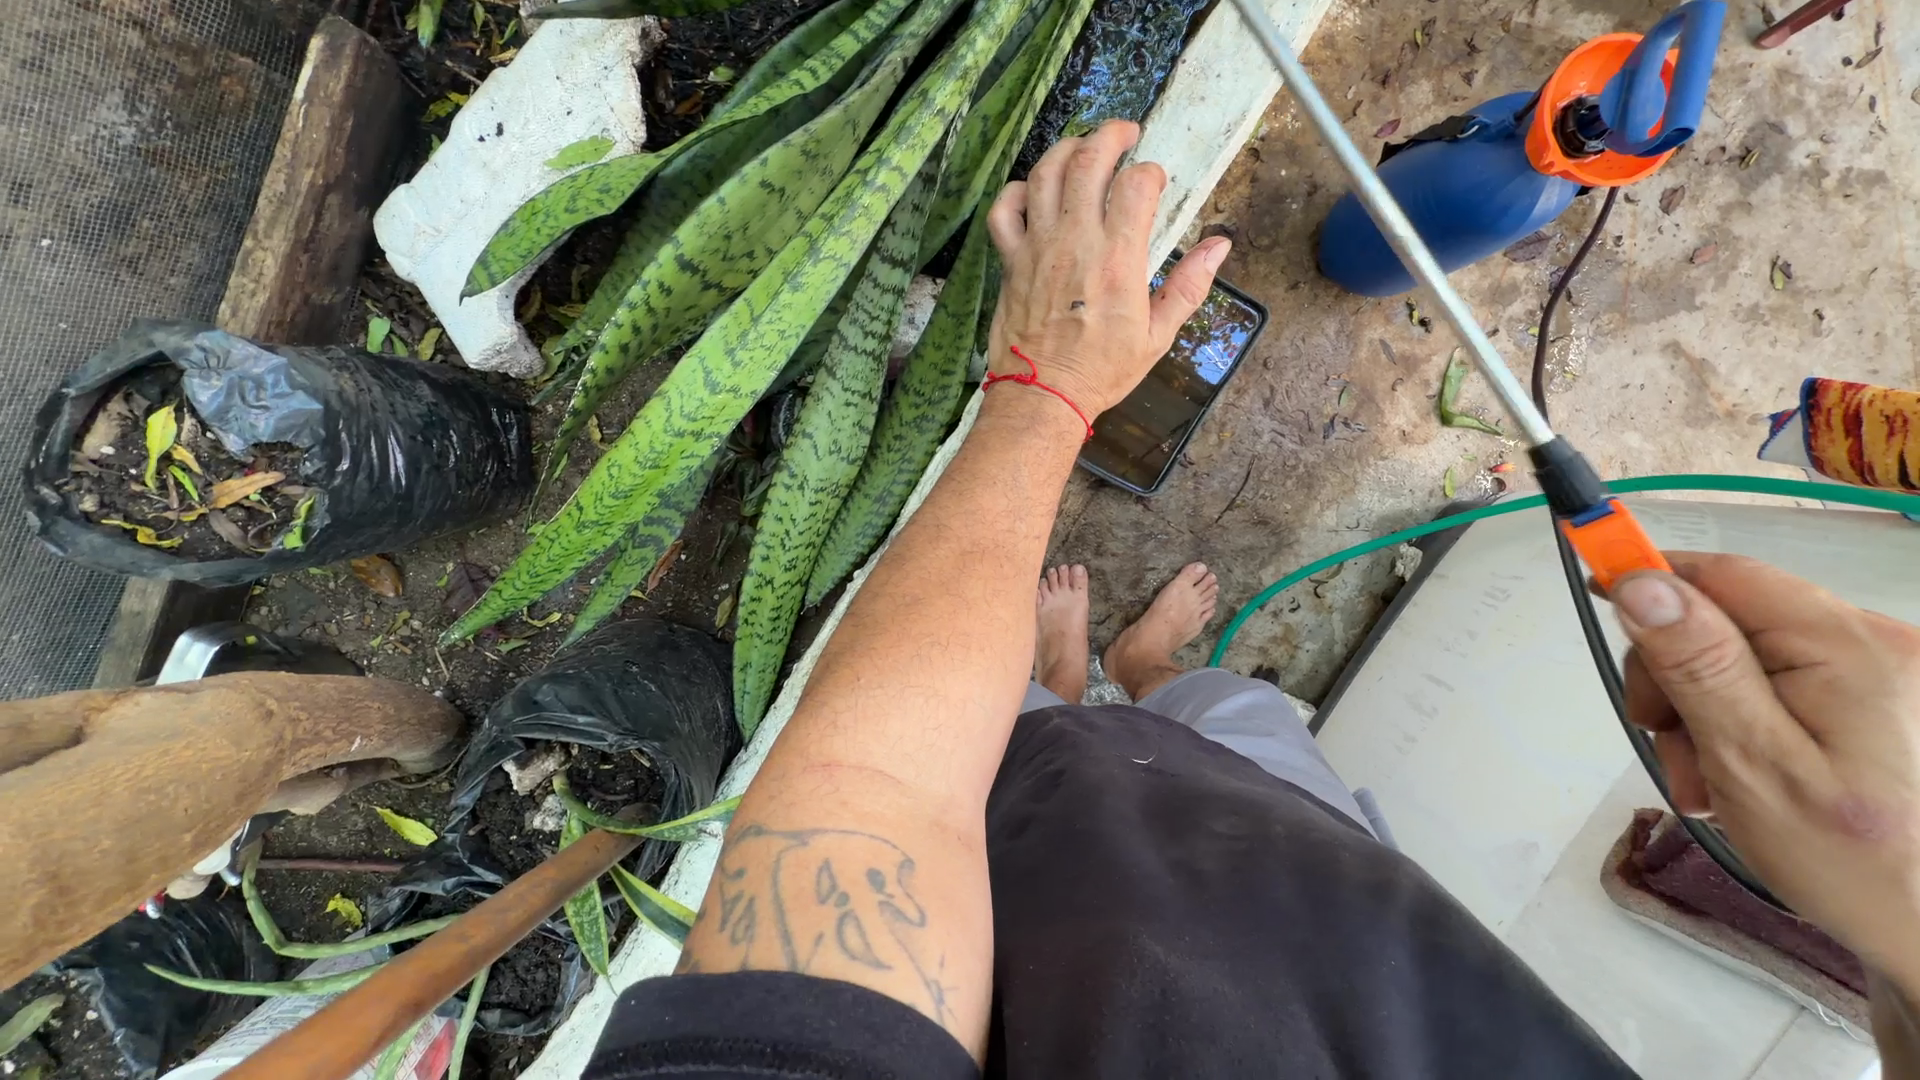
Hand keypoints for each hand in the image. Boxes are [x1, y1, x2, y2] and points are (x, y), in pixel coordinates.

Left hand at [983, 120, 1230, 419]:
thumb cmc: (1101, 372)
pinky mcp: (1010, 262)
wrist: (1043, 397)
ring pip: (1045, 174)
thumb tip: (1219, 246)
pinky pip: (1004, 211)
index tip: (1155, 184)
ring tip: (1083, 151)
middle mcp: (1075, 243)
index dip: (1150, 172)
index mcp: (1118, 260)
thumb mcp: (1157, 337)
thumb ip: (1188, 287)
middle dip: (1111, 135)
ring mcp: (1037, 249)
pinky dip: (1018, 191)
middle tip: (1124, 135)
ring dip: (1067, 150)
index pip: (1136, 184)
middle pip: (1088, 161)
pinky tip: (1034, 192)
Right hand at [1609, 553, 1919, 994]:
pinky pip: (1767, 682)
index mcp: (1853, 650)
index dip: (1651, 577)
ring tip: (1706, 774)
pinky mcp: (1869, 700)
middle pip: (1722, 617)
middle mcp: (1875, 644)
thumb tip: (1642, 586)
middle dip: (1671, 673)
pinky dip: (1731, 720)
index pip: (1726, 575)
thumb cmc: (1854, 860)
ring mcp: (1877, 673)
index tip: (1593, 590)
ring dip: (1695, 708)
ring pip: (1734, 654)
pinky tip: (1734, 770)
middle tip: (1663, 736)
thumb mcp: (1751, 760)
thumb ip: (1698, 666)